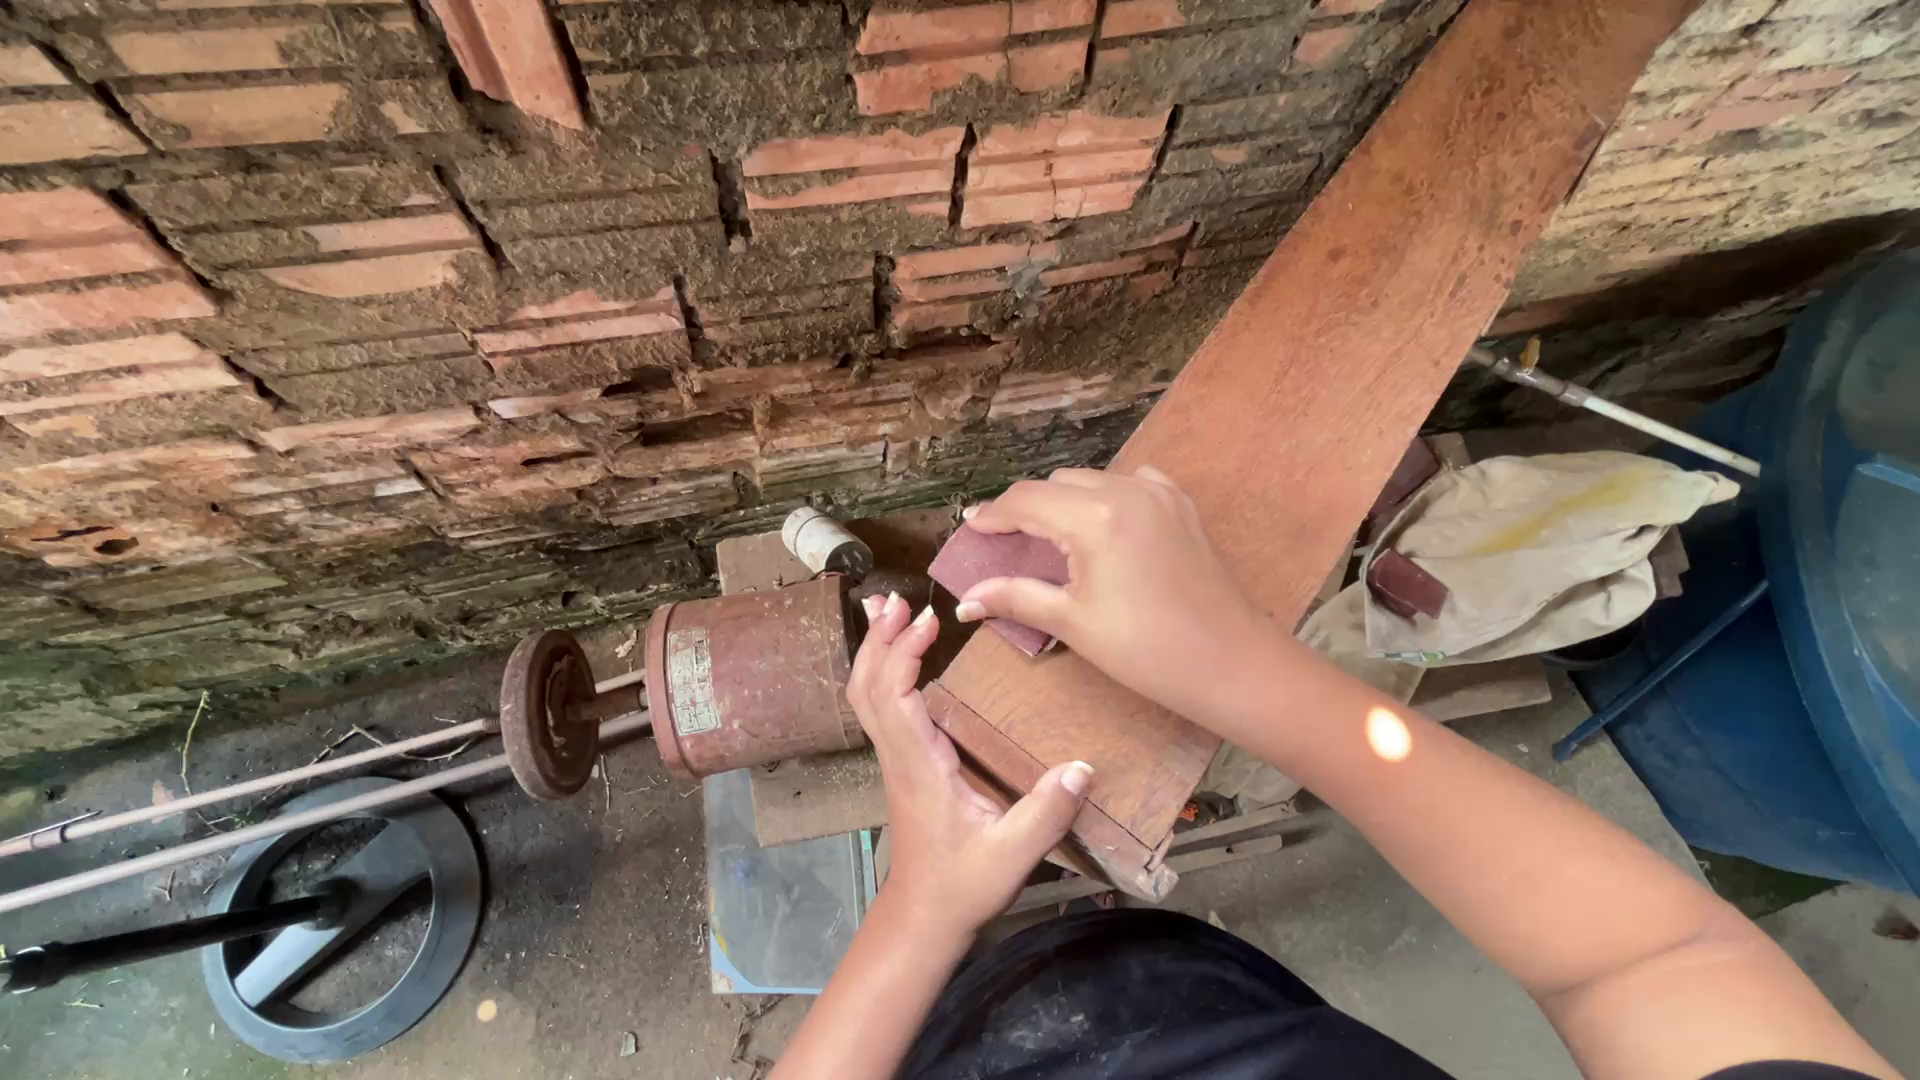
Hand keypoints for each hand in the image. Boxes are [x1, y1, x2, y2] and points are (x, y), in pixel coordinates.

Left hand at [849, 592, 1092, 936]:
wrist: (924, 915)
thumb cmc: (962, 886)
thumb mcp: (1012, 856)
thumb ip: (1046, 814)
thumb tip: (1081, 767)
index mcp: (918, 766)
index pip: (894, 697)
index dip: (902, 652)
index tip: (928, 619)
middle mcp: (899, 754)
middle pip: (867, 686)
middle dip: (878, 638)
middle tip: (896, 598)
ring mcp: (896, 757)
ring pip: (867, 694)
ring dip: (875, 649)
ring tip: (889, 610)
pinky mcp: (903, 761)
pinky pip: (881, 705)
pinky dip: (884, 669)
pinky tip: (900, 653)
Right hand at [954, 465, 1277, 730]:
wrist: (1229, 661)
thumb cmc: (1145, 649)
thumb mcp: (1073, 622)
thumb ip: (1016, 598)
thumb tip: (965, 601)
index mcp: (1094, 517)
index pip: (1026, 501)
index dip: (993, 514)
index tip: (971, 527)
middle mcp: (1126, 489)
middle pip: (1056, 484)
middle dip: (1026, 507)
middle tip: (1006, 539)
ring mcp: (1158, 492)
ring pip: (1091, 479)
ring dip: (1063, 499)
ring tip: (1048, 534)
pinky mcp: (1180, 504)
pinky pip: (1130, 482)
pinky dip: (1104, 495)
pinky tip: (1100, 523)